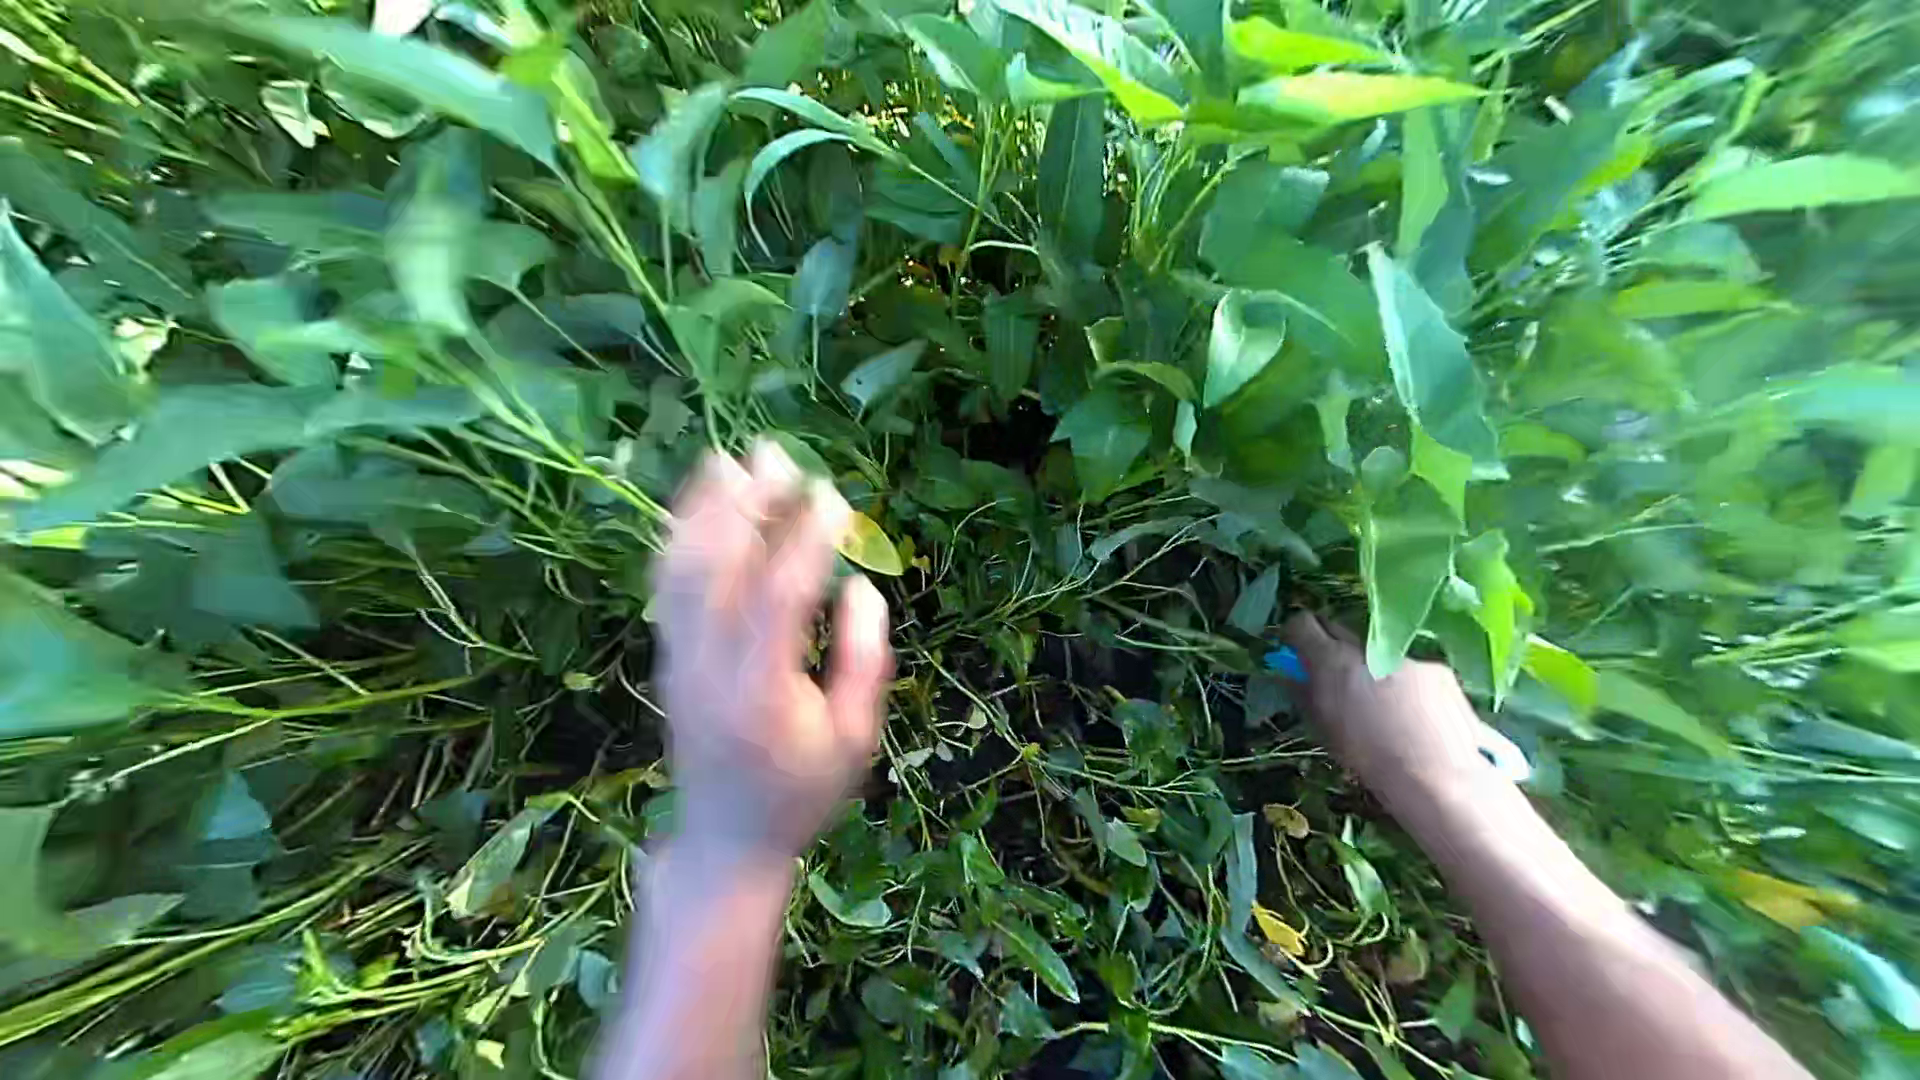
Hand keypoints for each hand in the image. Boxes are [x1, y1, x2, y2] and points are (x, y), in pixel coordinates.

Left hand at [652, 441, 892, 859]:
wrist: (726, 838)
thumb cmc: (802, 792)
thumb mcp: (855, 739)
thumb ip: (863, 662)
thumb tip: (862, 589)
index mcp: (762, 689)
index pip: (781, 597)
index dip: (807, 541)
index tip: (832, 498)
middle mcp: (710, 665)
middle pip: (720, 569)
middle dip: (749, 505)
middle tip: (776, 456)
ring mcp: (679, 659)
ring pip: (683, 570)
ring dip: (705, 510)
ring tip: (728, 461)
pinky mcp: (668, 658)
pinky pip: (666, 588)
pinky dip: (678, 539)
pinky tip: (696, 508)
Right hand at [1283, 611, 1506, 808]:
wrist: (1436, 775)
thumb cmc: (1366, 753)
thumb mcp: (1320, 724)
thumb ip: (1302, 691)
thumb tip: (1289, 674)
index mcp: (1330, 659)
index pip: (1301, 623)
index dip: (1295, 634)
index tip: (1295, 650)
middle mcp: (1365, 648)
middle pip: (1337, 629)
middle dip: (1328, 645)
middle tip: (1330, 672)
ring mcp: (1404, 656)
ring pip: (1375, 653)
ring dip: (1369, 667)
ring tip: (1381, 704)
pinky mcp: (1437, 670)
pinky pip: (1409, 669)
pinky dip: (1405, 684)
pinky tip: (1415, 713)